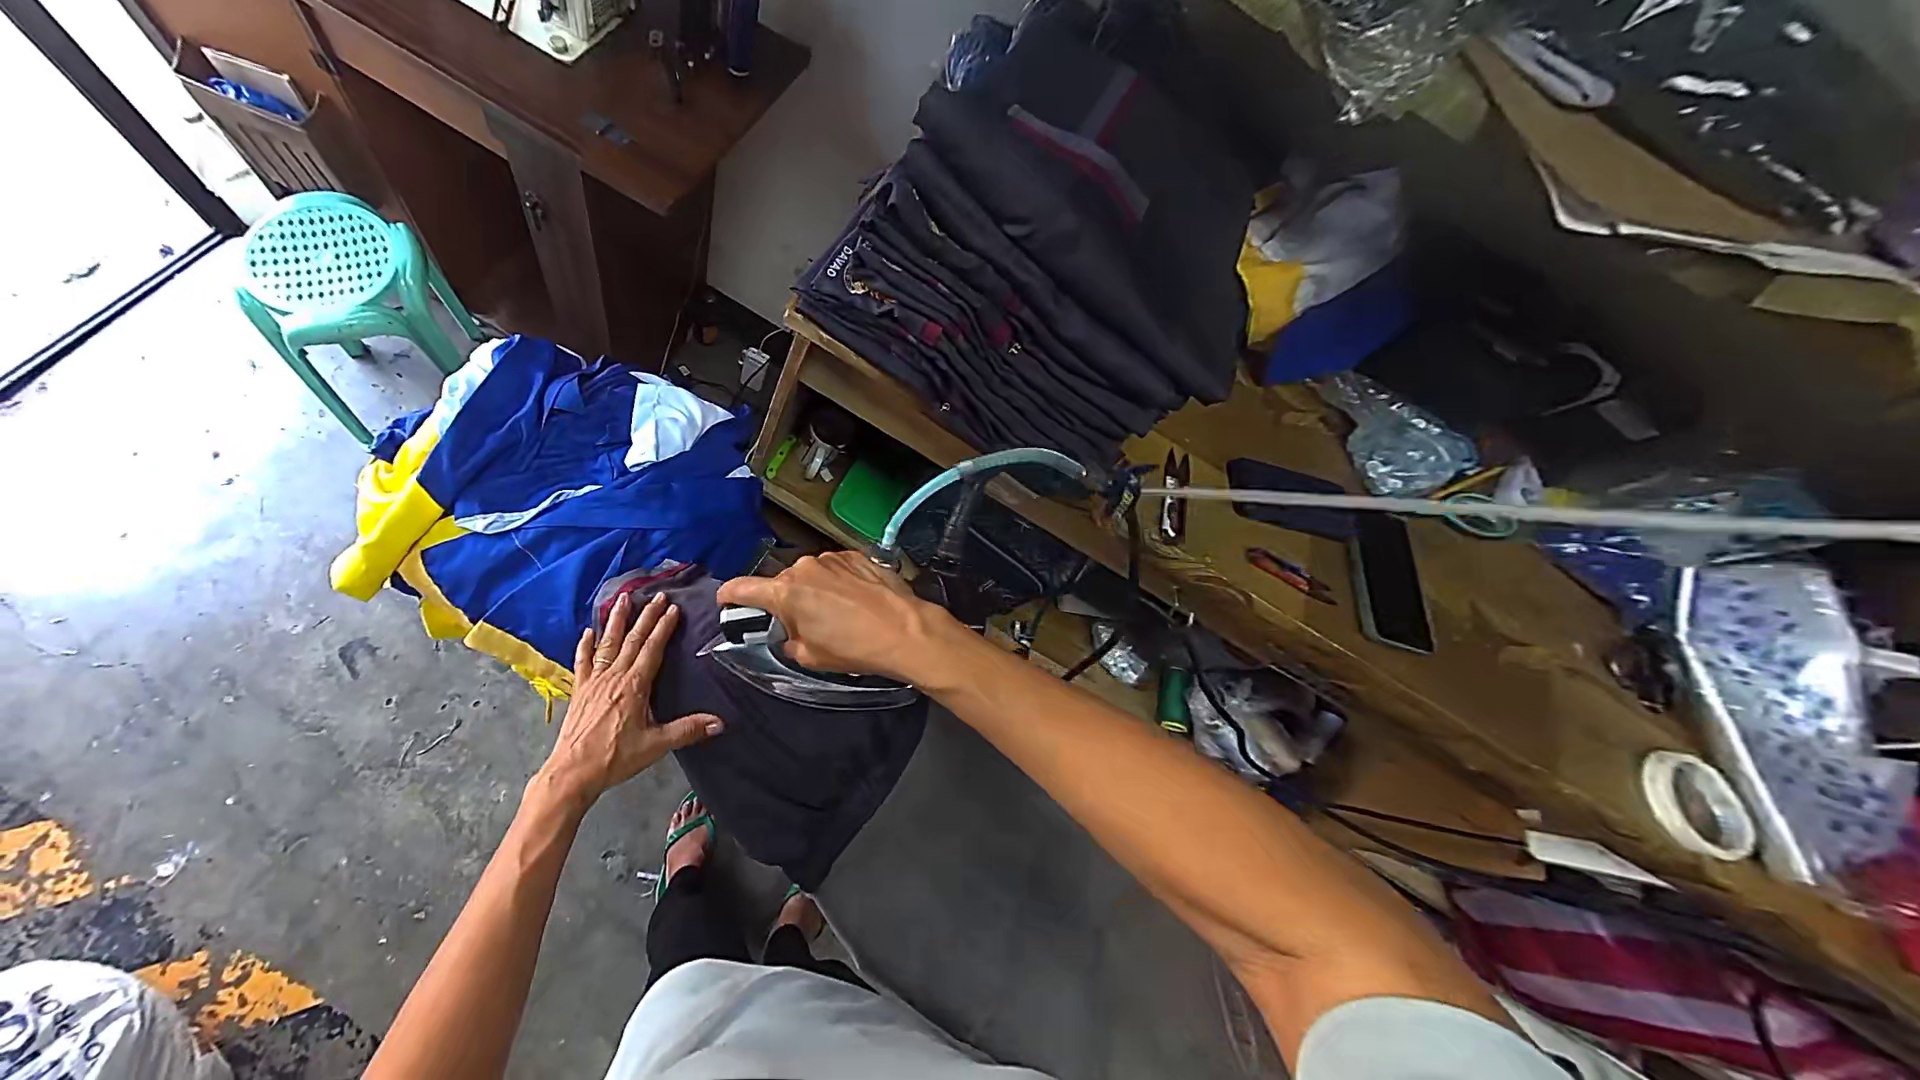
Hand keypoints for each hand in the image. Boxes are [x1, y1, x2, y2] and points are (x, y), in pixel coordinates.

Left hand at [535, 591, 723, 809]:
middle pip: (632, 640)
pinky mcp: (580, 691)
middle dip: (646, 616)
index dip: (663, 627)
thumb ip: (688, 730)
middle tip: (657, 596)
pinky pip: (583, 662)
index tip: (673, 609)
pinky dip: (586, 646)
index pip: (652, 649)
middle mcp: (614, 677)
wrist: (572, 773)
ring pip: (608, 644)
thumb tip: (720, 722)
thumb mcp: (657, 744)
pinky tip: (588, 633)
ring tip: (623, 600)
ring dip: (617, 621)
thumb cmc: (615, 758)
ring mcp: (594, 682)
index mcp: (634, 686)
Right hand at [715, 551, 967, 685]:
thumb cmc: (855, 647)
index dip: (729, 595)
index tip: (726, 600)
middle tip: (806, 625)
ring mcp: (833, 558)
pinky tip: (856, 602)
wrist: (905, 630)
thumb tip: (790, 635)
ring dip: (817, 591)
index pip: (742, 588)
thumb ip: (789, 641)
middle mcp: (805, 568)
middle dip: (789, 602)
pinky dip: (840, 583)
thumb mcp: (810, 656)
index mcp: (785, 592)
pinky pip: (837, 569)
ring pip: (812, 575)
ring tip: (840, 615)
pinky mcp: (858, 556)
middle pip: (784, 583)